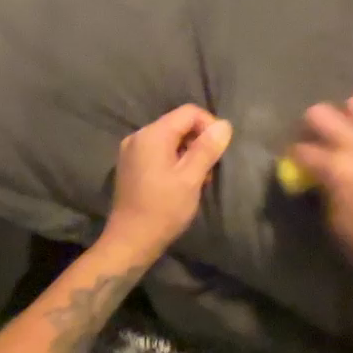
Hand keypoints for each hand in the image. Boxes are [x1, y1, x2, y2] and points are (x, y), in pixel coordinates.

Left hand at [101, 104, 232, 260]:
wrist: (130, 240)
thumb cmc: (163, 209)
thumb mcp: (191, 178)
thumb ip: (207, 149)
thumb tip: (224, 124)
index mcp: (152, 134)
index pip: (188, 112)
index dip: (209, 126)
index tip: (219, 151)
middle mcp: (138, 136)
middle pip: (177, 124)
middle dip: (198, 142)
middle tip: (208, 170)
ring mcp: (130, 151)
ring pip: (168, 139)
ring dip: (187, 154)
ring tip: (196, 180)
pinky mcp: (129, 165)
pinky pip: (156, 152)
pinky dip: (172, 161)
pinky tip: (180, 183)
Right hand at [291, 93, 352, 307]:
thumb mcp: (336, 224)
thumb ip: (325, 192)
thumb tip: (320, 179)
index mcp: (336, 168)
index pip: (301, 150)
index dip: (295, 158)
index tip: (298, 165)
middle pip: (320, 113)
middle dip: (313, 127)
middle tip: (319, 142)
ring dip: (351, 115)